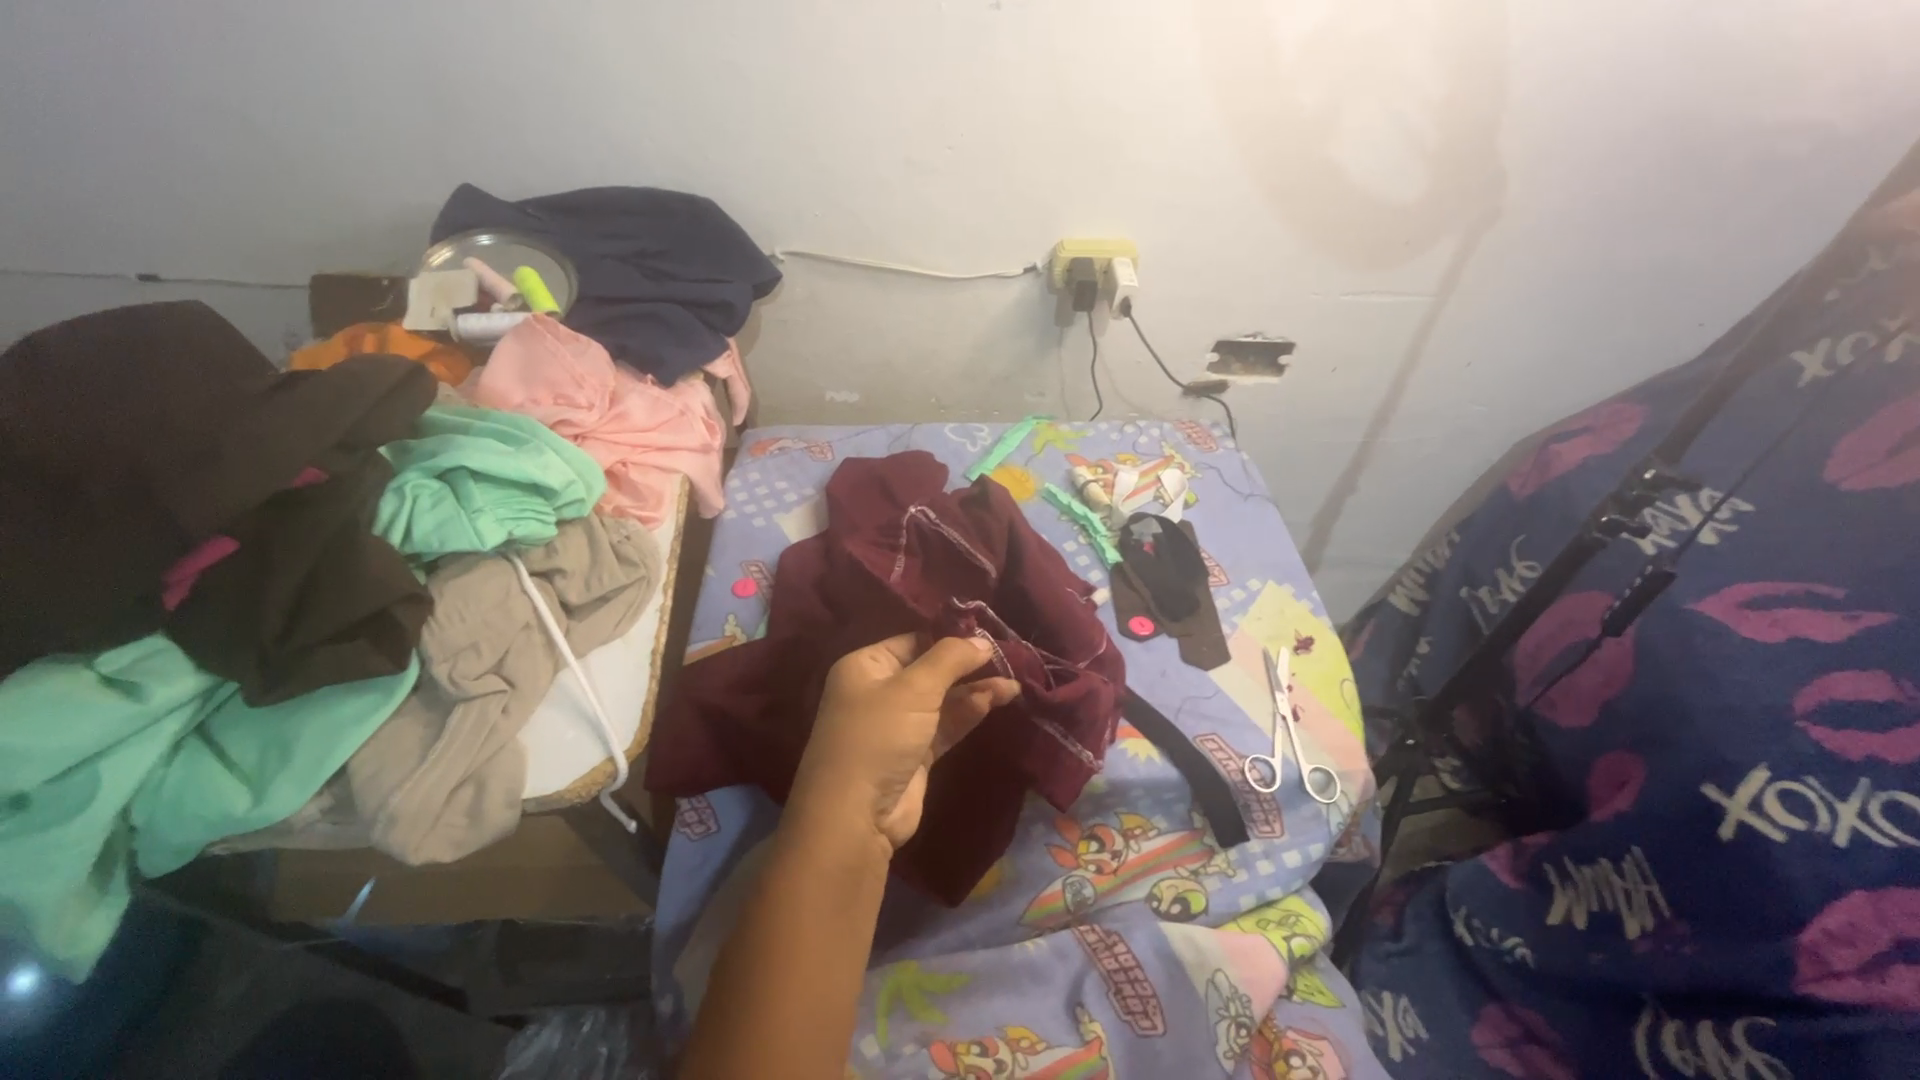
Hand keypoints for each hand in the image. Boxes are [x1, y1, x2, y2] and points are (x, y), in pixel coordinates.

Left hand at [788, 634, 1020, 851]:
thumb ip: (950, 659)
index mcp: (866, 666)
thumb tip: (983, 641)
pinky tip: (996, 701)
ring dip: (976, 690)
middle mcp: (879, 691)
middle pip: (931, 670)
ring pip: (943, 699)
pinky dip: (969, 713)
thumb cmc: (878, 736)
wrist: (857, 814)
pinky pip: (946, 725)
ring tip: (1013, 685)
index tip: (988, 634)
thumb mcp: (914, 688)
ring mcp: (898, 724)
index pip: (913, 640)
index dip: (949, 636)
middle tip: (1008, 659)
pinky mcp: (915, 753)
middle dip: (968, 665)